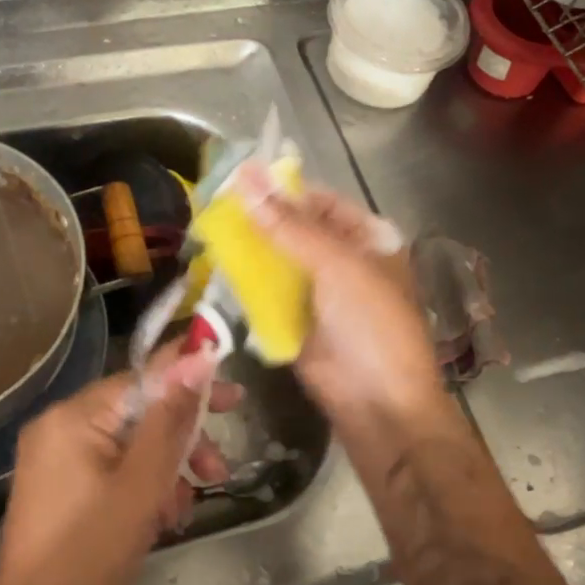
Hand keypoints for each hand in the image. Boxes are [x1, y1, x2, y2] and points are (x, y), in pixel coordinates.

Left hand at [0, 348, 241, 584]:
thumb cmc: (90, 551)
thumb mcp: (143, 483)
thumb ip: (171, 419)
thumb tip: (197, 357)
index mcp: (73, 415)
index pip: (141, 377)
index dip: (189, 378)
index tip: (233, 390)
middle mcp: (58, 424)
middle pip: (135, 413)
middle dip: (180, 439)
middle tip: (219, 467)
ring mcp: (52, 456)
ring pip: (125, 444)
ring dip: (163, 468)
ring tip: (187, 505)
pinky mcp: (55, 484)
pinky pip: (107, 467)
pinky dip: (137, 484)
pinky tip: (160, 516)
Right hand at [234, 164, 442, 423]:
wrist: (379, 405)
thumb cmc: (372, 324)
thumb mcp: (335, 265)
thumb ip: (287, 225)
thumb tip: (246, 179)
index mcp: (366, 239)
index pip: (318, 201)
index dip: (281, 188)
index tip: (237, 178)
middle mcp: (341, 260)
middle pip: (292, 229)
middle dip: (257, 219)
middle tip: (211, 204)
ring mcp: (316, 293)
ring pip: (274, 261)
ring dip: (246, 249)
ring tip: (205, 229)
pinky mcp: (293, 322)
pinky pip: (264, 294)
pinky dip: (243, 283)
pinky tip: (213, 267)